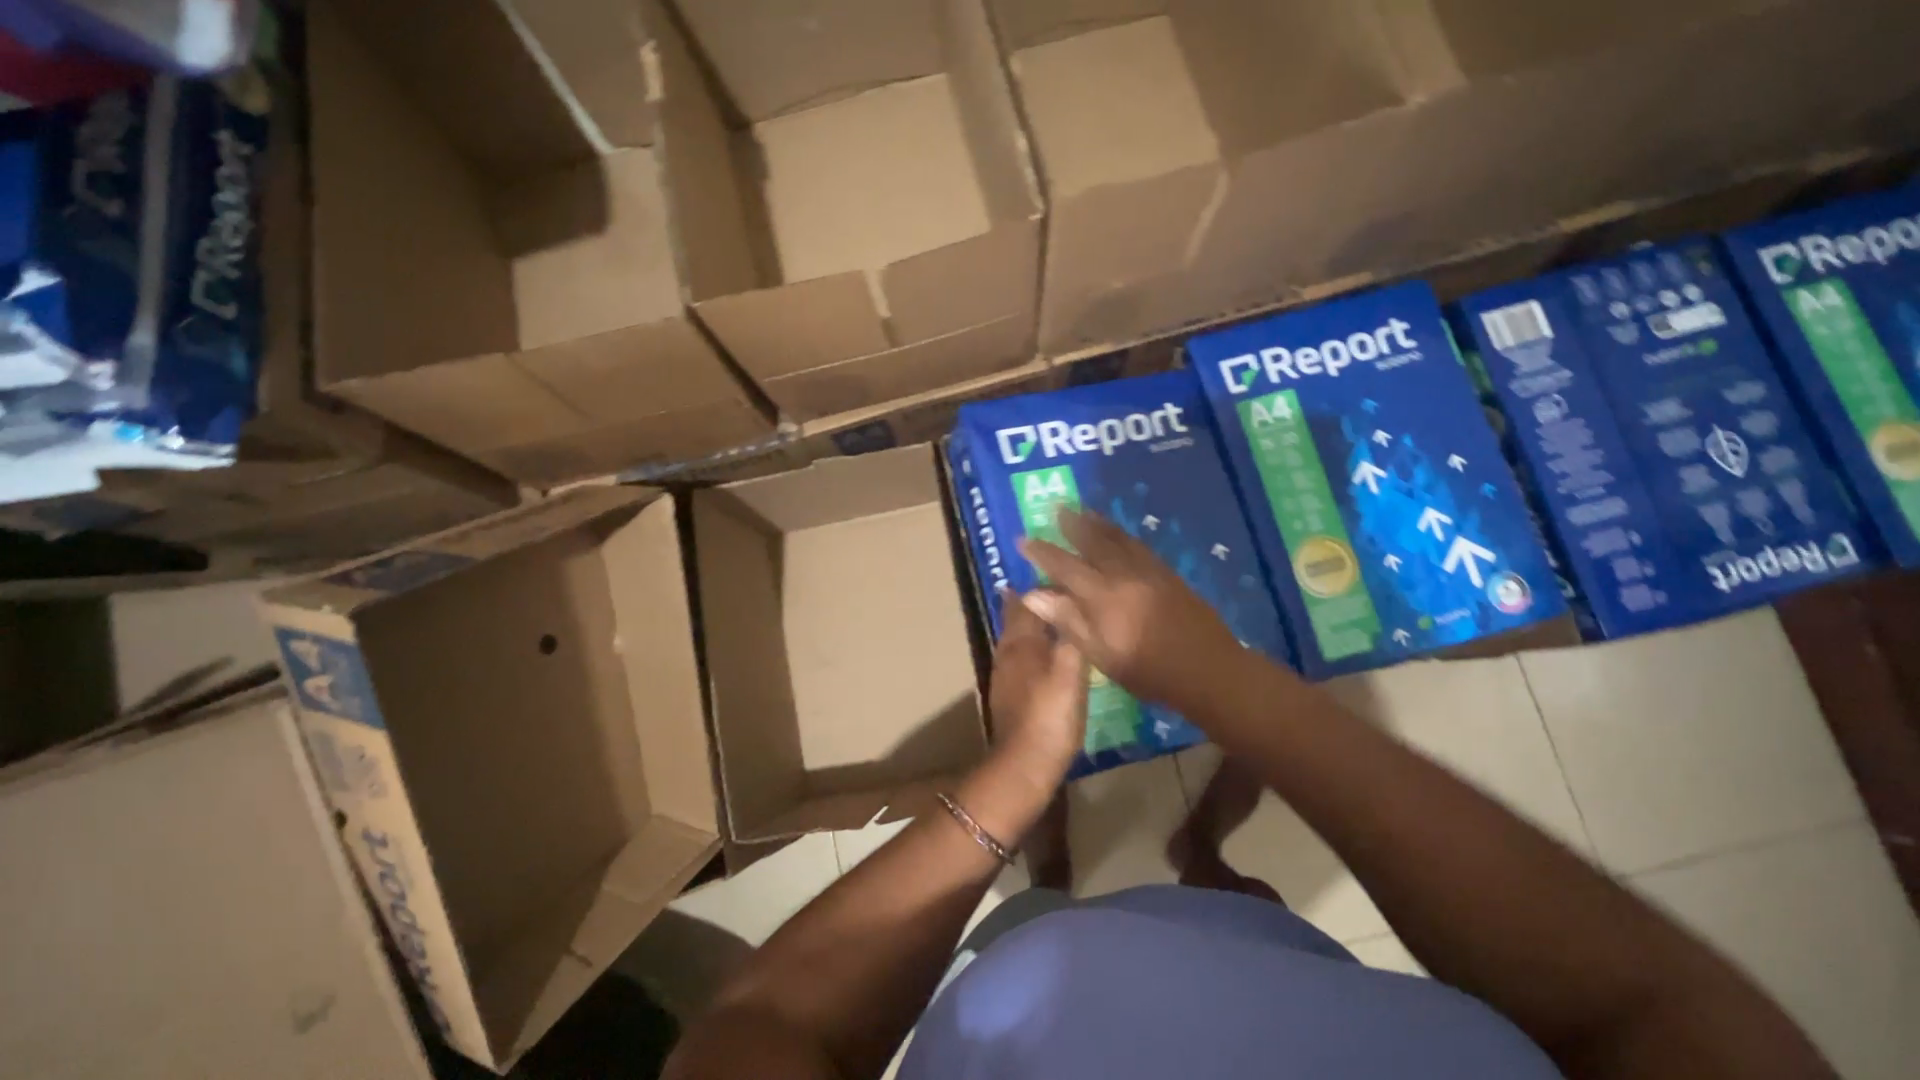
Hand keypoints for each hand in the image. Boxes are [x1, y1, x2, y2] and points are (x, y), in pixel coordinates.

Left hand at [986, 595, 1087, 788]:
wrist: (1025, 766)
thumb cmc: (1051, 714)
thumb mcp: (1071, 670)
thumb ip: (1072, 634)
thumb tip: (1073, 599)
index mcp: (1020, 643)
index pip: (1028, 602)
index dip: (1042, 587)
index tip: (1060, 573)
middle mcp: (1007, 655)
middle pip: (1018, 621)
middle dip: (1035, 605)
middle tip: (1058, 592)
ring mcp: (1006, 679)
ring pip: (1018, 642)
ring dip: (1034, 629)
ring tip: (1057, 621)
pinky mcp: (1011, 699)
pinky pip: (1023, 663)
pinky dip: (1036, 653)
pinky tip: (1050, 661)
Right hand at [1018, 507, 1243, 707]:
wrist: (1209, 669)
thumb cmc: (1149, 672)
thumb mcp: (1101, 655)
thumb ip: (1068, 620)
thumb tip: (1033, 594)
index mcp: (1102, 595)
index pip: (1064, 566)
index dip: (1042, 552)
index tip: (1023, 539)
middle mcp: (1124, 574)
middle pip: (1094, 542)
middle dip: (1073, 525)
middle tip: (1057, 509)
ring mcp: (1150, 571)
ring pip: (1119, 539)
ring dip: (1099, 523)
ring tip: (1085, 512)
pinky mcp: (1169, 575)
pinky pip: (1139, 545)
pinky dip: (1123, 535)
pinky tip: (1120, 536)